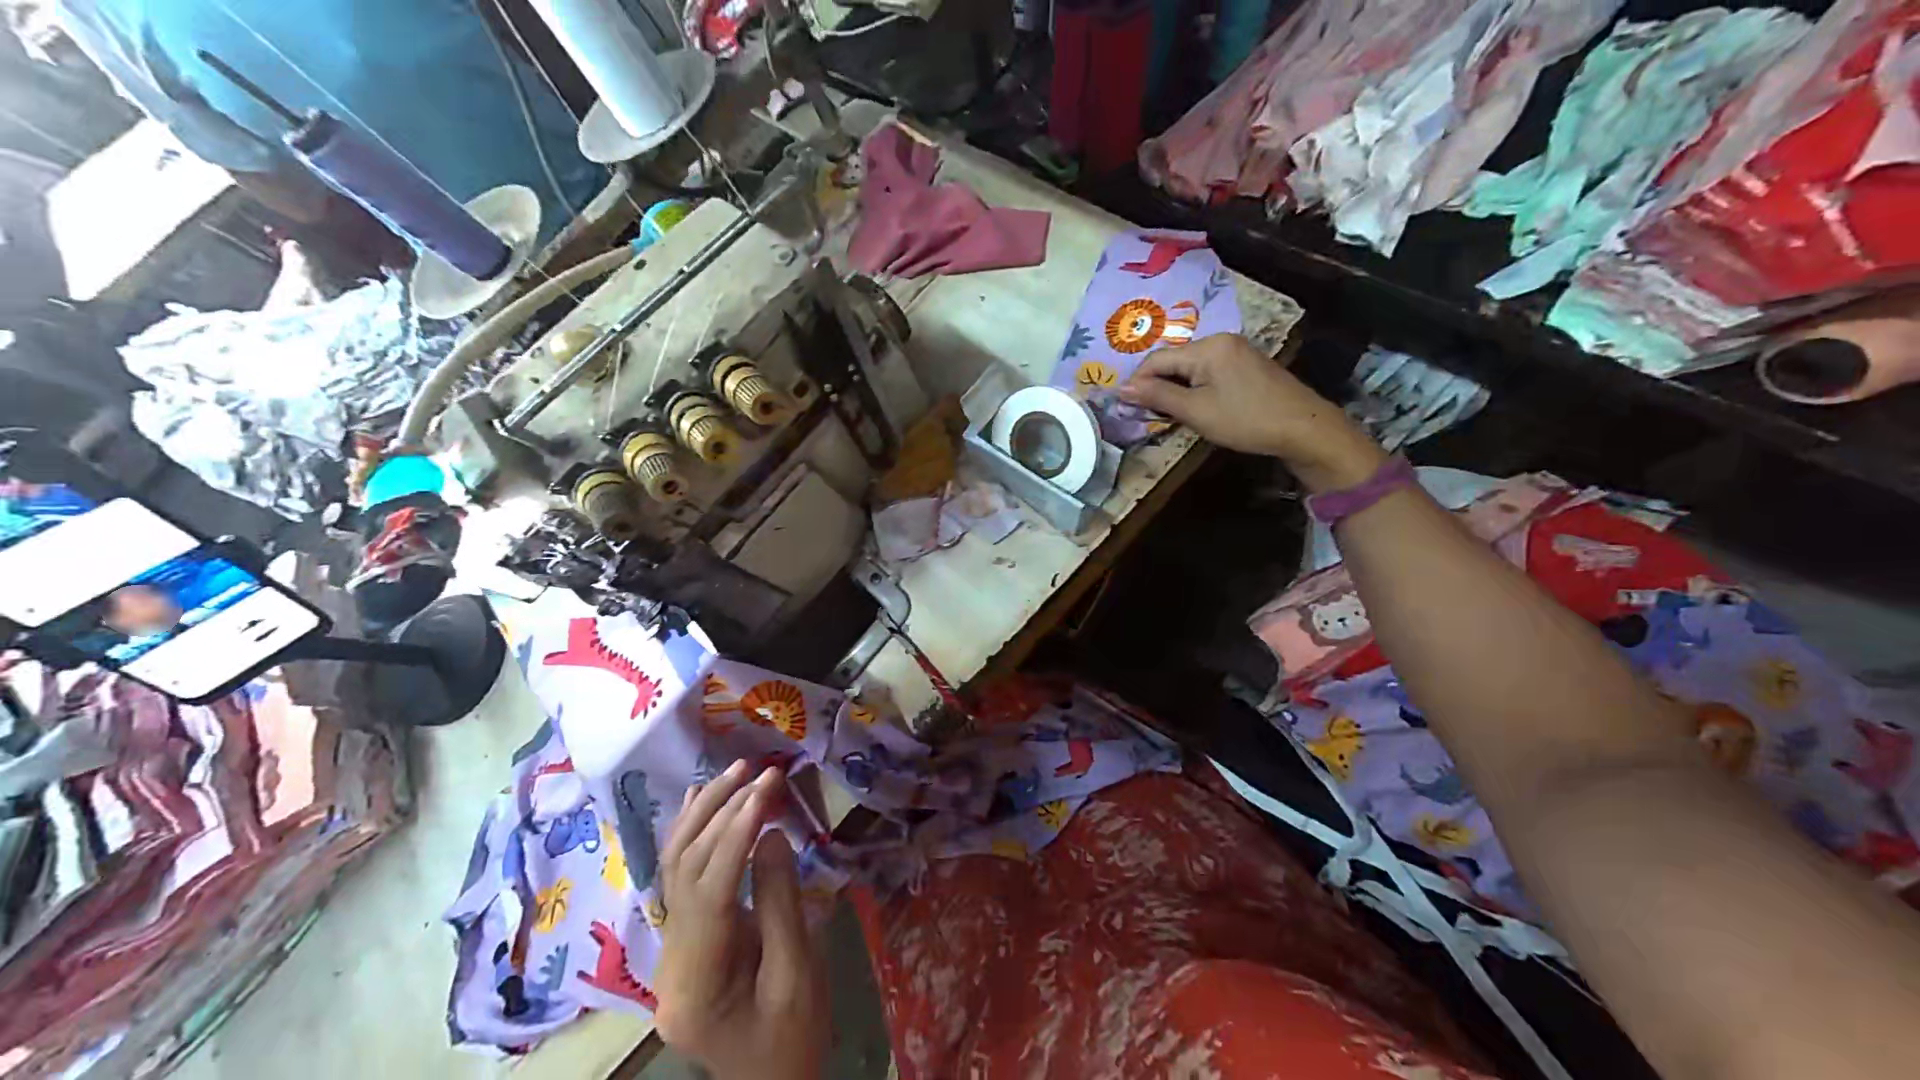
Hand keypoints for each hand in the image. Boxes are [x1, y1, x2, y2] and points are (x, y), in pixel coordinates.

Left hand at [653, 762, 826, 1079]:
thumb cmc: (793, 1037)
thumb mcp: (798, 975)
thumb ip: (781, 904)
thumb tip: (771, 834)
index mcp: (694, 981)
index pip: (710, 890)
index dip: (737, 834)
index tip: (767, 789)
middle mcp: (668, 961)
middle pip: (684, 872)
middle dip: (721, 814)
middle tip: (759, 772)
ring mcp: (669, 951)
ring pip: (675, 869)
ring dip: (705, 815)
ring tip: (735, 772)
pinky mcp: (684, 941)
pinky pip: (682, 879)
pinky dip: (693, 834)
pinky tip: (703, 798)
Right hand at [1118, 333, 1386, 492]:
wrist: (1304, 429)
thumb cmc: (1245, 420)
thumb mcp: (1196, 411)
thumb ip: (1157, 396)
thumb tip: (1122, 388)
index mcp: (1207, 346)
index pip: (1157, 359)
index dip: (1138, 383)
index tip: (1124, 407)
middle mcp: (1221, 340)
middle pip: (1174, 361)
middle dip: (1156, 386)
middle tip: (1144, 415)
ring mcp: (1236, 351)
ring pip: (1190, 368)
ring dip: (1174, 390)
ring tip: (1167, 415)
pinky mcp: (1246, 365)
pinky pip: (1208, 372)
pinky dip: (1194, 389)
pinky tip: (1194, 408)